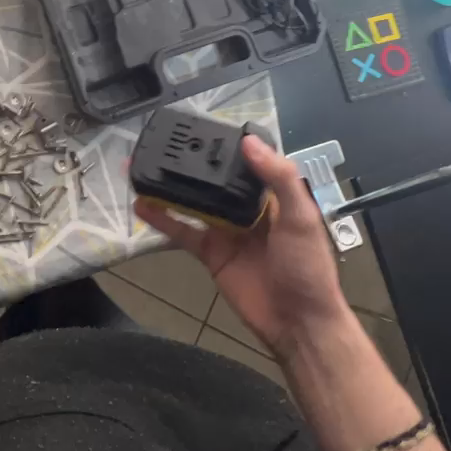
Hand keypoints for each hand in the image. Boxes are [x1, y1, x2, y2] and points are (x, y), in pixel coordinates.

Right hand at [136, 135, 348, 355]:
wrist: (298, 323)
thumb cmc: (308, 267)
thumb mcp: (301, 217)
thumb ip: (278, 177)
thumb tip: (248, 141)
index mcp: (271, 196)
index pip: (244, 163)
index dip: (223, 146)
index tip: (197, 126)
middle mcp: (246, 209)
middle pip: (213, 181)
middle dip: (190, 165)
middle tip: (160, 145)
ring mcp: (225, 231)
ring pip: (193, 203)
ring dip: (170, 187)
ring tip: (141, 169)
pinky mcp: (210, 253)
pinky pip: (183, 232)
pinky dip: (162, 220)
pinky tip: (142, 205)